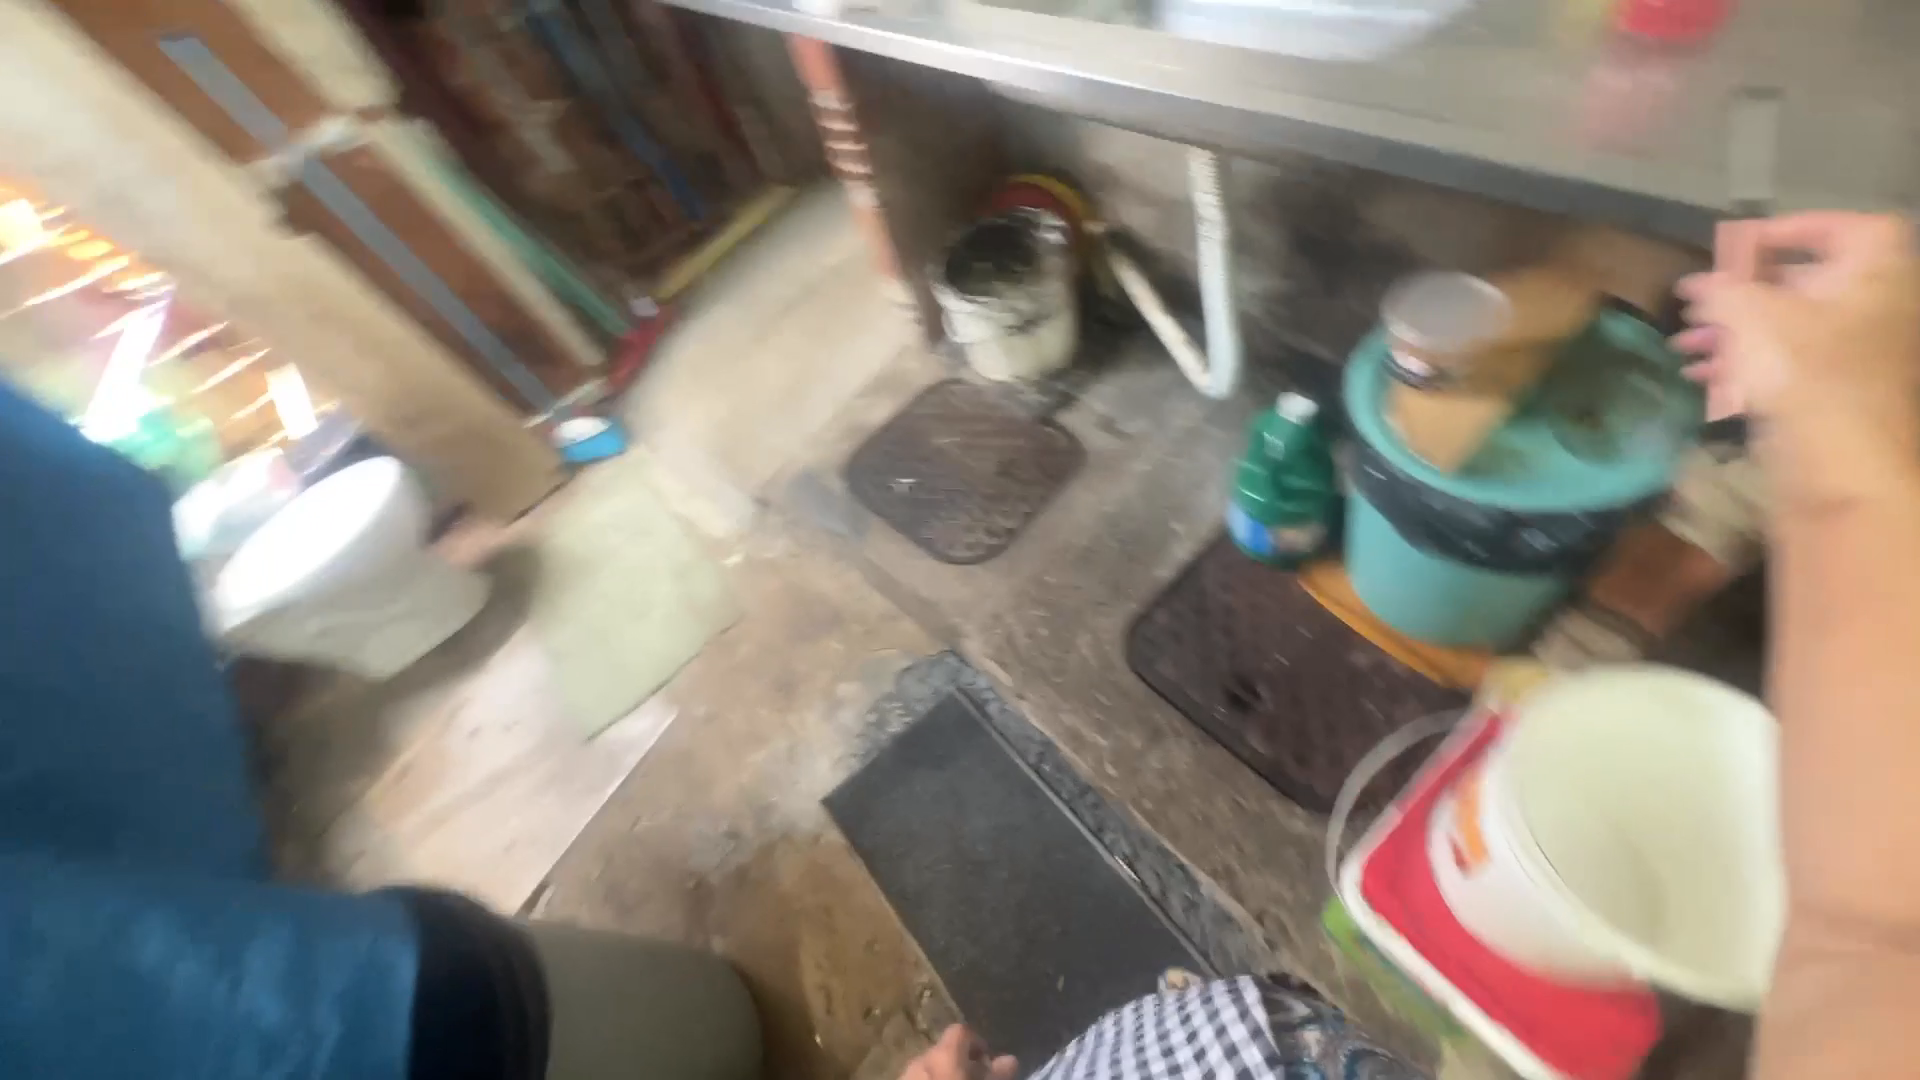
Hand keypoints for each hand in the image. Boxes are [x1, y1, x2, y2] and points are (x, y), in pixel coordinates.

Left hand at [898, 1025, 1017, 1079]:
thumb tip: (1010, 1061)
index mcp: (944, 1055)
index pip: (961, 1033)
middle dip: (960, 1068)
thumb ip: (996, 1077)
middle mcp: (921, 1061)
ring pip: (929, 1072)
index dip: (977, 1045)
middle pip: (943, 1053)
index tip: (989, 1064)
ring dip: (944, 1079)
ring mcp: (904, 1078)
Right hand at [1674, 212, 1919, 506]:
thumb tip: (1699, 283)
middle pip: (1805, 281)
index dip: (1797, 228)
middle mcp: (1868, 306)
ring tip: (1682, 344)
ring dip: (1729, 329)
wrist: (1837, 451)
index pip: (1848, 229)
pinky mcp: (1825, 383)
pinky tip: (1698, 374)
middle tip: (1697, 301)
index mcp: (1870, 278)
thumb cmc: (1804, 372)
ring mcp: (1849, 348)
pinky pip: (1780, 358)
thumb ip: (1723, 292)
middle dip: (1743, 290)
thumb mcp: (1754, 318)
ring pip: (1784, 323)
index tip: (1741, 245)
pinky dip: (1739, 360)